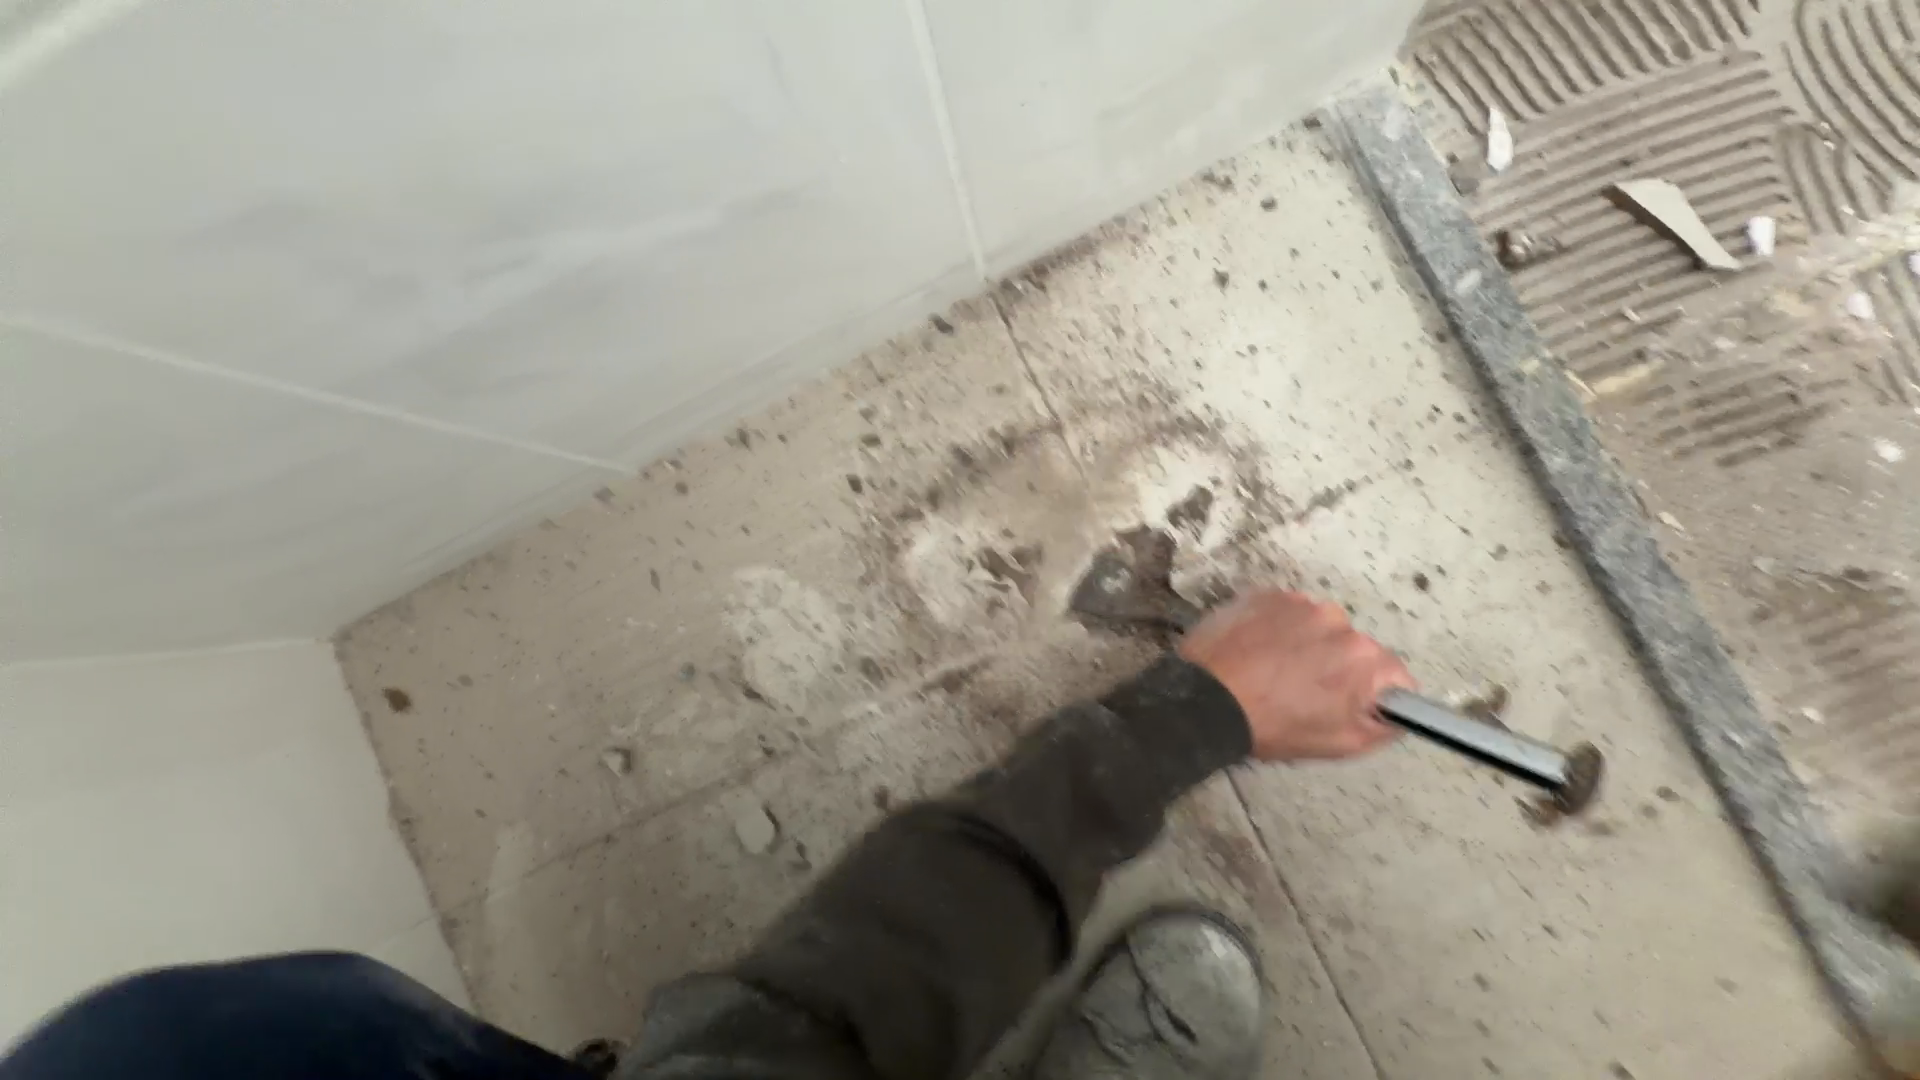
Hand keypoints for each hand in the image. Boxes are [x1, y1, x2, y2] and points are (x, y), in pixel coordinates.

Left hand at [1177, 590, 1413, 761]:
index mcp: (1363, 657)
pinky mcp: (1264, 595)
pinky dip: (1276, 628)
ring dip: (1305, 643)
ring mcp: (1297, 603)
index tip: (1349, 704)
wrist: (1205, 699)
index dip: (1375, 694)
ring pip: (1317, 626)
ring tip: (1273, 670)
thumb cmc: (1270, 724)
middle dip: (1335, 665)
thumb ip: (1383, 726)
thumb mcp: (1340, 743)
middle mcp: (1336, 620)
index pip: (1393, 675)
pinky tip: (1256, 651)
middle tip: (1301, 690)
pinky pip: (1284, 612)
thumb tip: (1398, 714)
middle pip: (1352, 646)